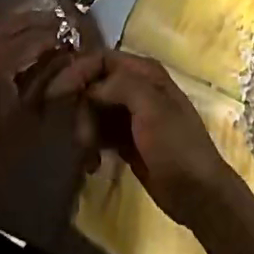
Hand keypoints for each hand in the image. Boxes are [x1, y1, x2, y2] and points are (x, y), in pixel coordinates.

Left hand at [0, 0, 65, 210]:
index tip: (75, 38)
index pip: (34, 39)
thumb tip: (65, 56)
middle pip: (13, 25)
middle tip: (64, 26)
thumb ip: (47, 83)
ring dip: (15, 19)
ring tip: (38, 19)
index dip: (57, 37)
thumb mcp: (30, 121)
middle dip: (40, 23)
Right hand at [48, 49, 242, 229]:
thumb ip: (120, 86)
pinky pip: (99, 132)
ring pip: (93, 110)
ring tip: (89, 152)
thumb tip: (90, 88)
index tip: (56, 93)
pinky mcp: (126, 140)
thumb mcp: (152, 108)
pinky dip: (92, 145)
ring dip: (85, 129)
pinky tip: (93, 163)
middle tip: (82, 137)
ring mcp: (131, 115)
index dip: (78, 71)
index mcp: (145, 73)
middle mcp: (136, 87)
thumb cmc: (177, 145)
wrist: (197, 194)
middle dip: (82, 108)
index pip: (101, 59)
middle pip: (94, 85)